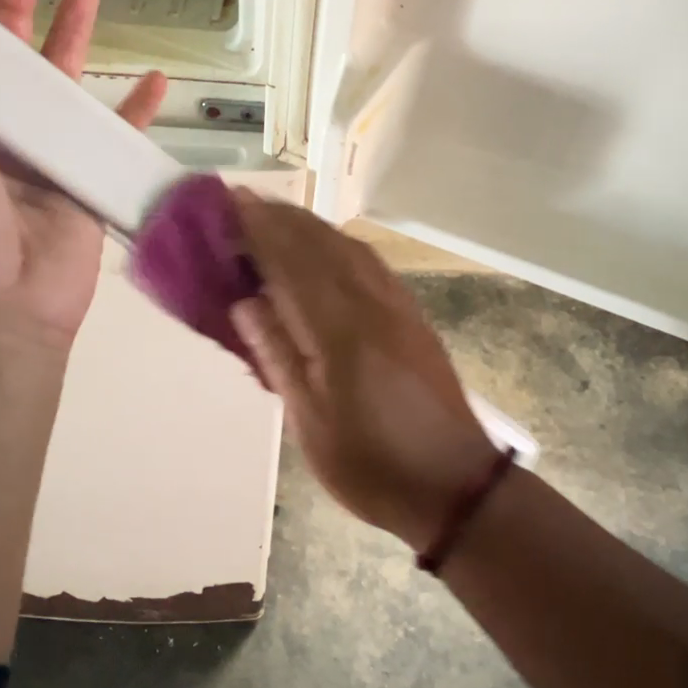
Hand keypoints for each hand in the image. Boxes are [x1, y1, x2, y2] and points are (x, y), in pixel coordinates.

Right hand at [230, 194, 499, 550]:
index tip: (231, 202)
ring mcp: (398, 306)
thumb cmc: (373, 466)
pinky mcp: (413, 316)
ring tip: (276, 218)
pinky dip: (338, 244)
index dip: (260, 230)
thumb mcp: (311, 424)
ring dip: (310, 226)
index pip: (293, 263)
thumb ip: (278, 357)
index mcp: (341, 331)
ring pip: (349, 248)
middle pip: (322, 244)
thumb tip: (245, 303)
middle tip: (244, 201)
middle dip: (282, 218)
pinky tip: (326, 249)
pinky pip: (369, 263)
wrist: (457, 486)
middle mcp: (372, 304)